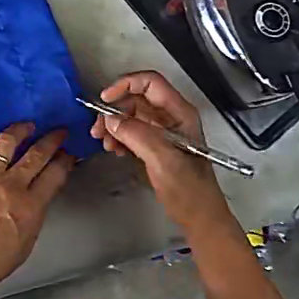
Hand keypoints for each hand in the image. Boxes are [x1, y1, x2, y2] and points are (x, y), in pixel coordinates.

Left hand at [0, 123, 73, 298]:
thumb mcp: (27, 240)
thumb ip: (35, 213)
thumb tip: (38, 197)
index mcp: (31, 205)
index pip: (56, 172)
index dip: (66, 159)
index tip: (68, 154)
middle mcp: (12, 185)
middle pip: (38, 153)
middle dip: (52, 139)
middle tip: (59, 132)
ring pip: (8, 142)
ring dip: (21, 130)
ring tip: (28, 126)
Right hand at [90, 71, 231, 231]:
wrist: (199, 215)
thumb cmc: (190, 190)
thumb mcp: (163, 160)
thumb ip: (138, 135)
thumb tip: (112, 120)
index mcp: (180, 114)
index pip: (151, 83)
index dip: (127, 84)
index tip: (106, 98)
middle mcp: (172, 118)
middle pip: (137, 98)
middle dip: (115, 110)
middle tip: (99, 127)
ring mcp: (164, 132)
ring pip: (132, 115)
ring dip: (115, 125)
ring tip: (105, 141)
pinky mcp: (156, 146)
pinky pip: (133, 131)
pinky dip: (121, 137)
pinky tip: (116, 149)